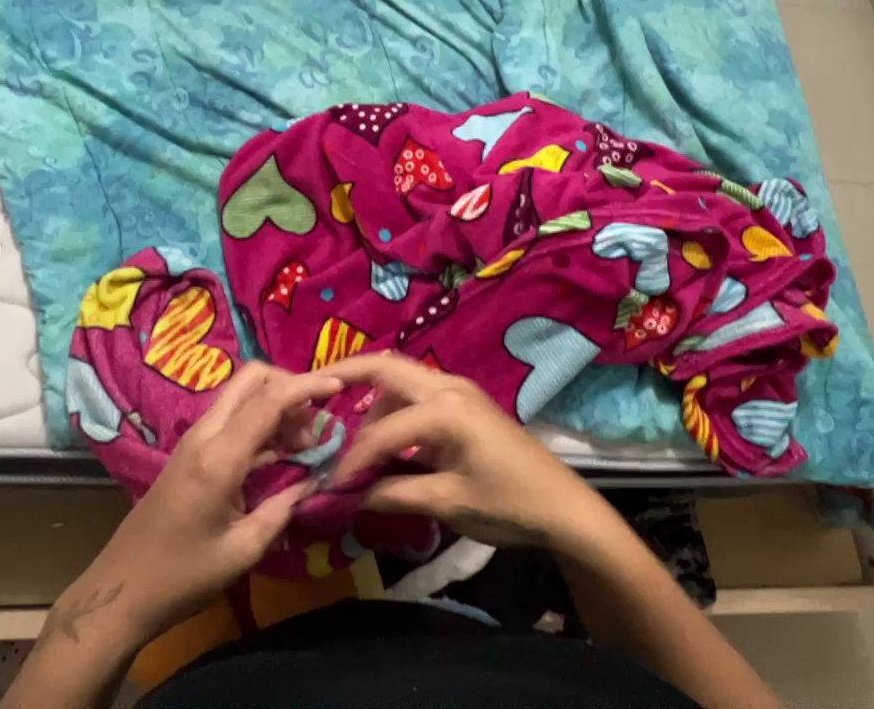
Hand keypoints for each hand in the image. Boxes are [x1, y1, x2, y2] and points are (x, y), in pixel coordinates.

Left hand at [53, 362, 344, 642]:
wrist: (120, 592)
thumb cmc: (183, 577)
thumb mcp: (244, 550)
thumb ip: (286, 507)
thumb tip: (319, 478)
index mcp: (219, 457)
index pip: (270, 398)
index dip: (308, 385)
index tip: (341, 386)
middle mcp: (205, 435)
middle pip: (252, 379)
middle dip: (292, 387)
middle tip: (316, 427)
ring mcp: (195, 440)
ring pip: (243, 395)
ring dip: (278, 407)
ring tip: (304, 449)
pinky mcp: (192, 452)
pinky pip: (234, 418)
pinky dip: (263, 423)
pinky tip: (282, 456)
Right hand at [317, 353, 623, 549]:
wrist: (563, 506)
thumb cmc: (508, 504)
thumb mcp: (446, 503)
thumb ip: (391, 494)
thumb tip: (343, 496)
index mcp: (445, 408)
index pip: (381, 430)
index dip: (351, 460)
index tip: (329, 486)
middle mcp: (448, 386)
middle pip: (386, 367)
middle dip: (346, 375)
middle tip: (310, 390)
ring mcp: (458, 390)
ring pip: (401, 379)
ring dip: (371, 399)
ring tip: (346, 435)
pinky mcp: (463, 403)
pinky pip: (416, 393)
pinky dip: (391, 407)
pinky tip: (379, 435)